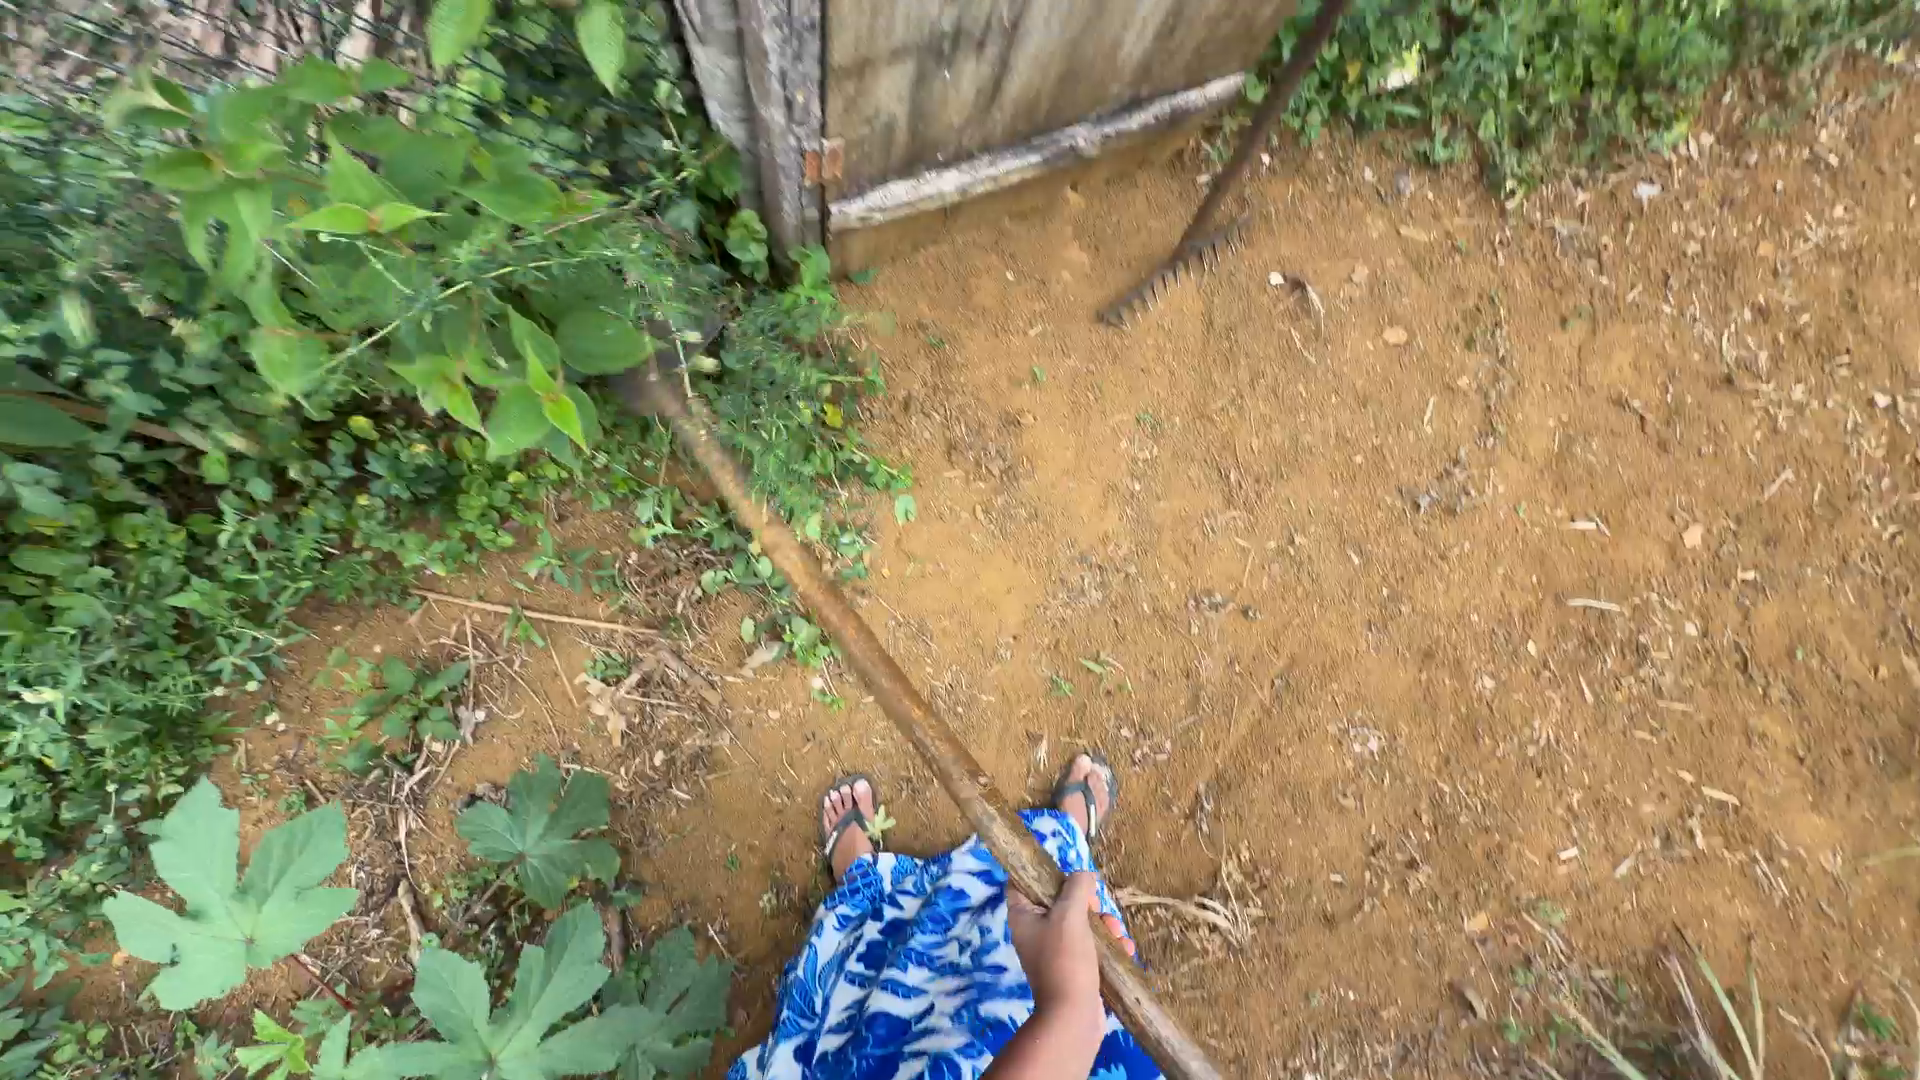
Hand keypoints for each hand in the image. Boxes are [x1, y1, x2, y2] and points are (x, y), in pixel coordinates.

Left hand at [1005, 872, 1125, 1018]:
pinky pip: (1091, 946)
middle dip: (1086, 902)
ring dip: (1103, 924)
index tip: (1066, 875)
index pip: (1022, 881)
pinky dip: (1107, 945)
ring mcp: (1054, 951)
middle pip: (1060, 900)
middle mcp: (1035, 931)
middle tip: (1096, 909)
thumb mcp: (1070, 914)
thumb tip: (1084, 876)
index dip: (1043, 873)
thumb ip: (1077, 887)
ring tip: (1116, 934)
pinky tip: (1123, 949)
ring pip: (1080, 923)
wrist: (1074, 1017)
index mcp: (1023, 915)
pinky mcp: (1074, 968)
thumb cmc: (1065, 959)